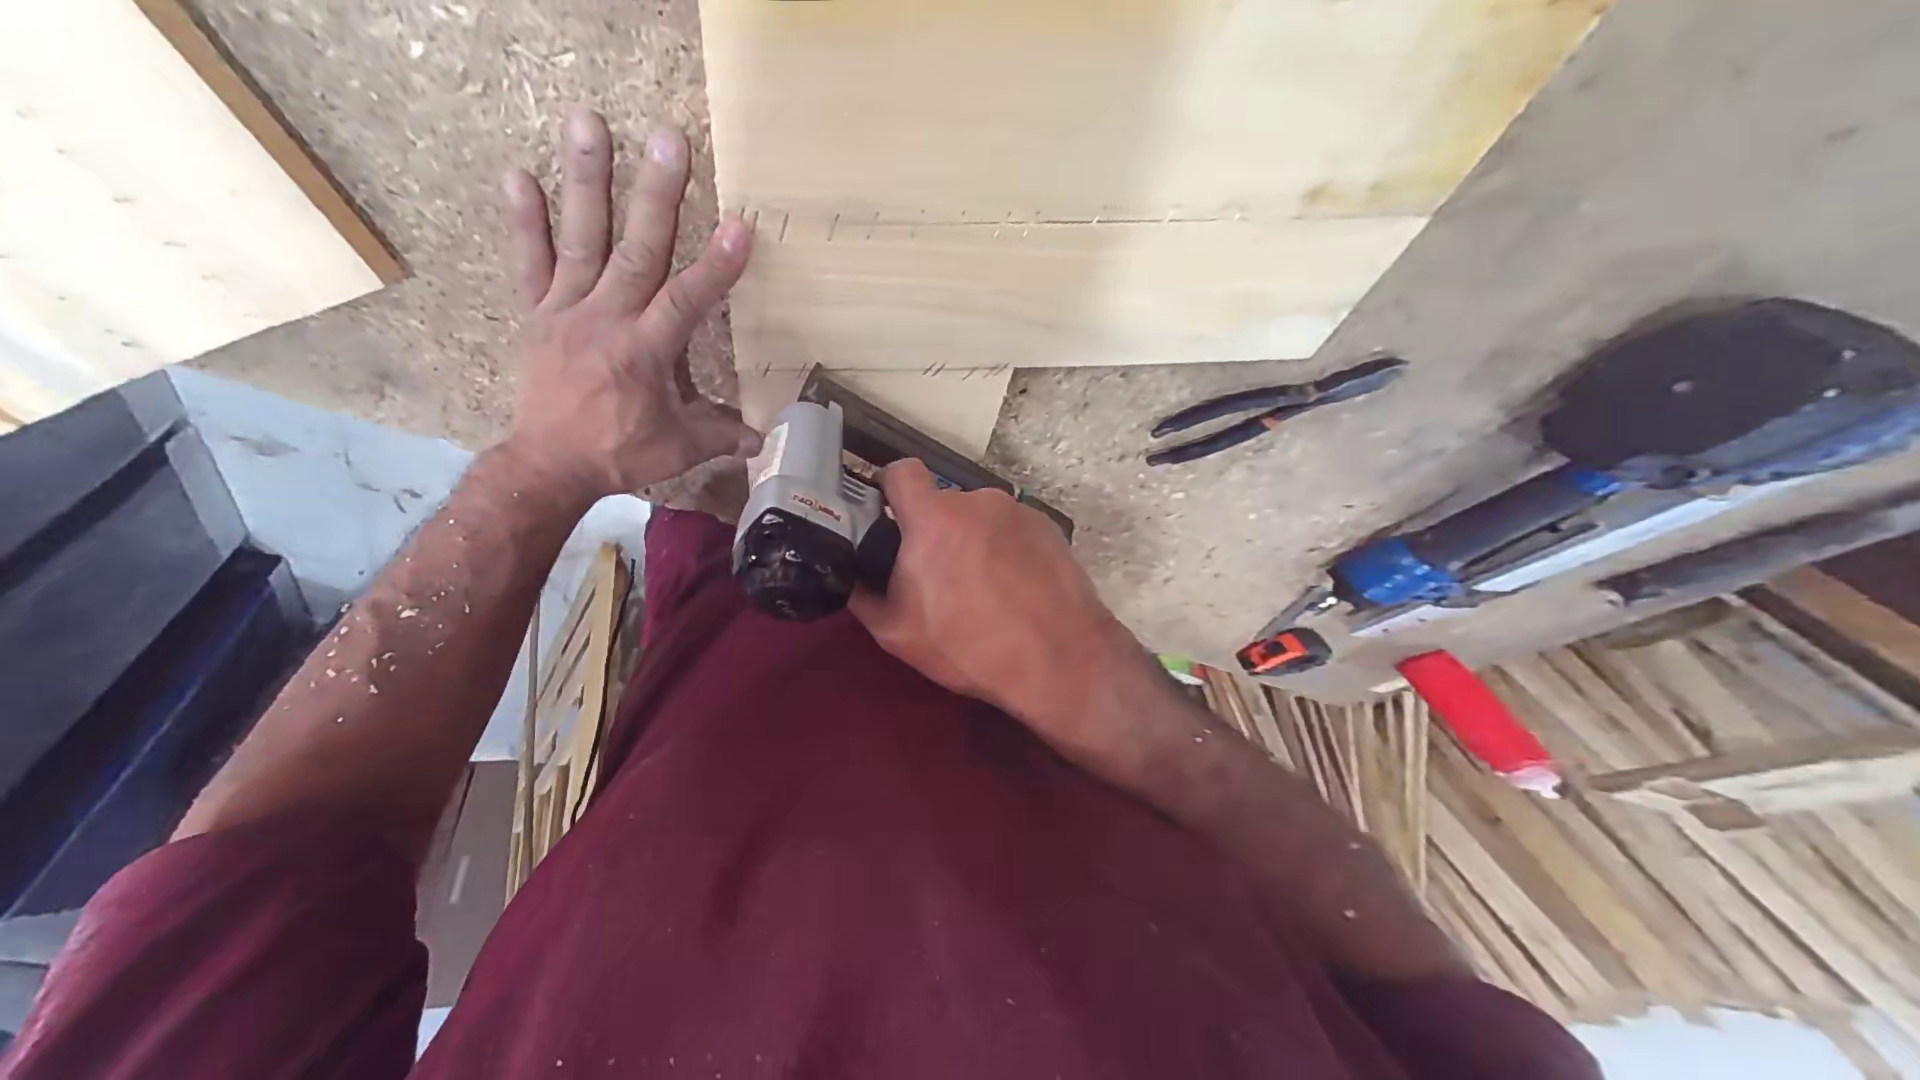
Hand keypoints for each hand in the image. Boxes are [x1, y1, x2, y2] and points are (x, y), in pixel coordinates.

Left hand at [498, 109, 761, 504]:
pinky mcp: (539, 314)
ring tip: (588, 122)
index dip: (717, 265)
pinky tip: (516, 173)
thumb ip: (724, 433)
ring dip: (586, 181)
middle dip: (655, 195)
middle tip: (666, 140)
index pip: (688, 300)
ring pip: (582, 240)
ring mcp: (568, 311)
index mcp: (647, 351)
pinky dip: (523, 221)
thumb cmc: (620, 454)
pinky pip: (530, 263)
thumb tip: (763, 439)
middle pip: (637, 251)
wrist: (549, 467)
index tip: (740, 225)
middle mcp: (607, 319)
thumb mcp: (682, 447)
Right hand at [849, 460, 1147, 753]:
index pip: (901, 471)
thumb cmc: (970, 647)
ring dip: (972, 540)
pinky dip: (1005, 547)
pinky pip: (1011, 528)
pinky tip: (1016, 586)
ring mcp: (1017, 511)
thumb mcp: (898, 633)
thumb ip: (864, 595)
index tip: (891, 515)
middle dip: (934, 531)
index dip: (890, 488)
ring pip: (978, 517)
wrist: (1059, 659)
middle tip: (940, 576)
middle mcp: (976, 502)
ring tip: (985, 587)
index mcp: (934, 519)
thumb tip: (851, 577)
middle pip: (942, 503)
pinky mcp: (1047, 525)